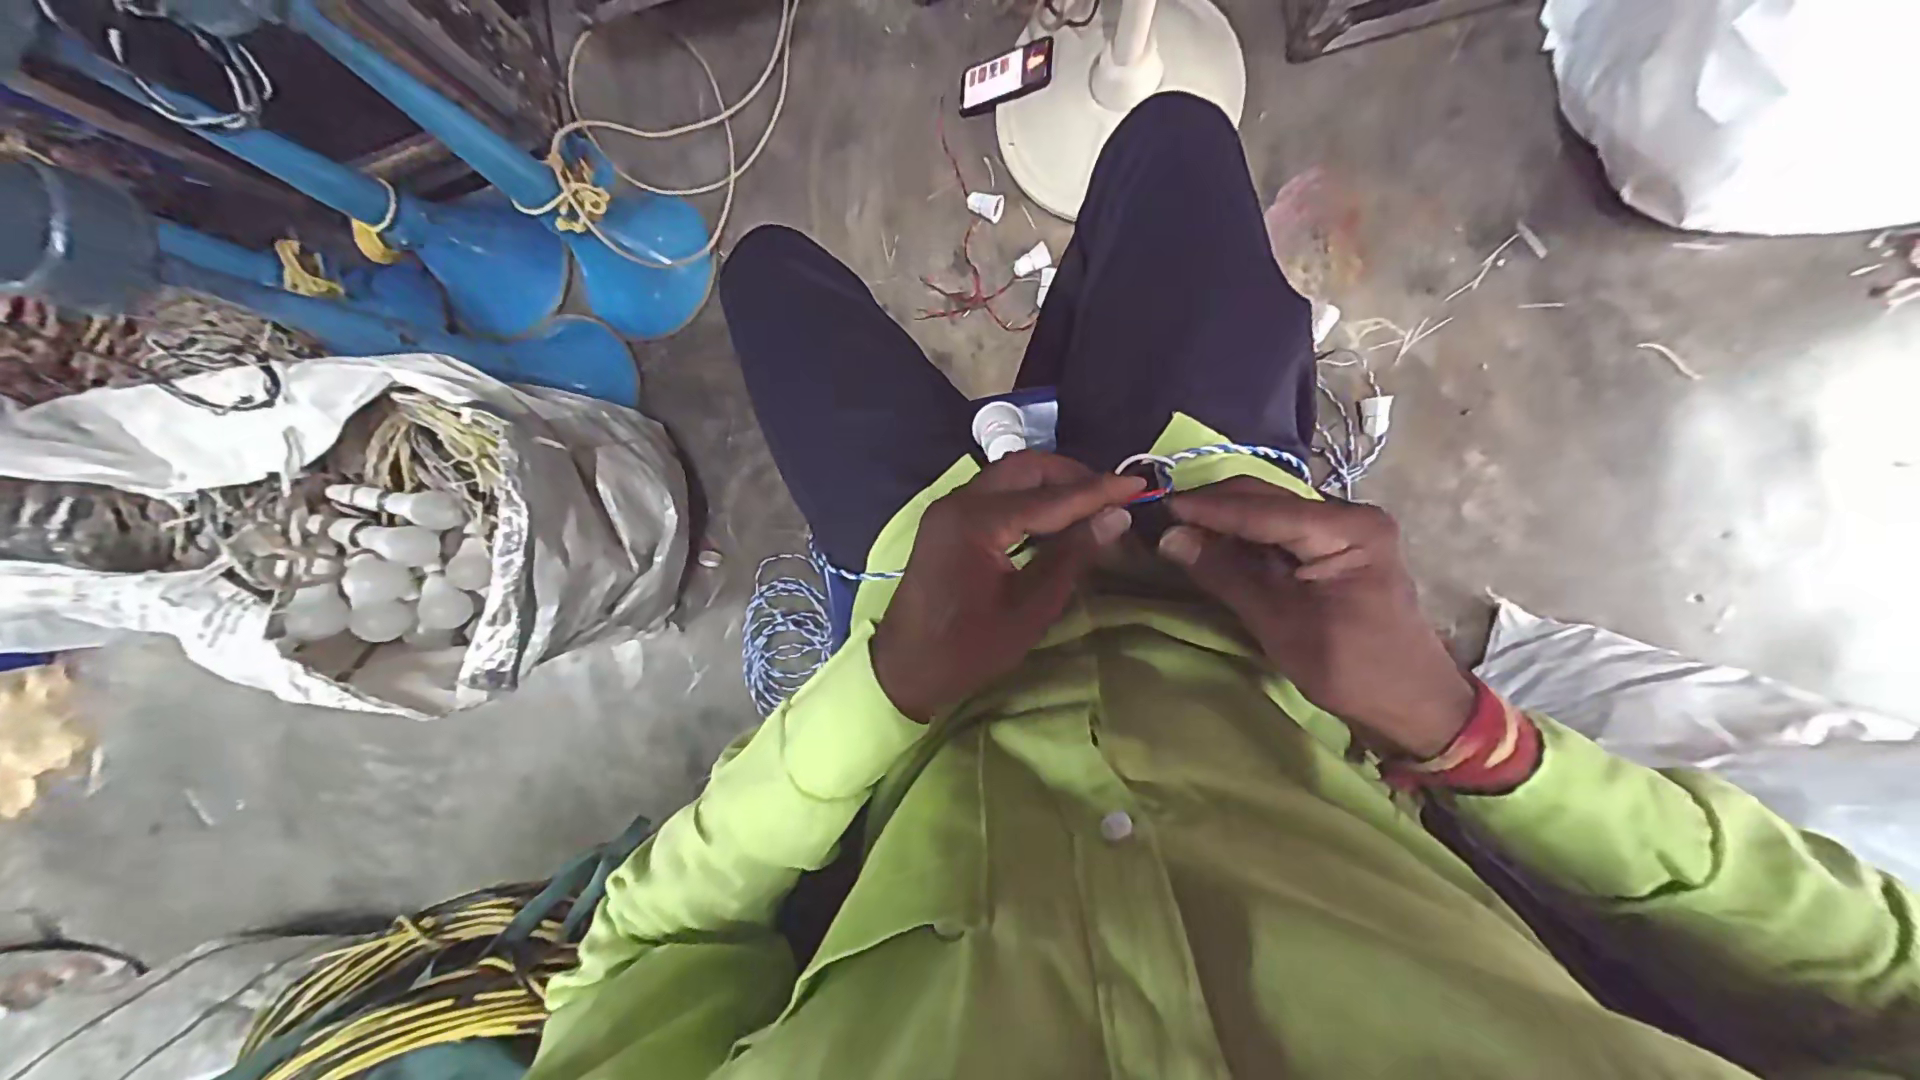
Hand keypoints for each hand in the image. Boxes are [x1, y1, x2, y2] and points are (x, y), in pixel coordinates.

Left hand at [871, 451, 1141, 722]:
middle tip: (1112, 496)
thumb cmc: (967, 649)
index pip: (1049, 497)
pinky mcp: (947, 522)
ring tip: (1090, 504)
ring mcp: (948, 509)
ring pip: (1008, 476)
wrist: (905, 669)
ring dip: (1049, 483)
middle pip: (1024, 468)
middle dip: (1072, 475)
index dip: (1097, 491)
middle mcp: (958, 502)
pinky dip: (1027, 497)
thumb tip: (1114, 517)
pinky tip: (1053, 516)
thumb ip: (1071, 556)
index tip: (1138, 485)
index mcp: (975, 521)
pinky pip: (994, 494)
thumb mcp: (1029, 608)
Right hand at [1156, 477, 1473, 757]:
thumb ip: (1225, 574)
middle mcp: (1349, 513)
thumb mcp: (1279, 624)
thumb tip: (1170, 537)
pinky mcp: (1334, 541)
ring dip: (1223, 518)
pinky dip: (1242, 532)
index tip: (1159, 508)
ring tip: (1179, 530)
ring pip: (1268, 507)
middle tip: (1162, 520)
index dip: (1206, 508)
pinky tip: (1214, 541)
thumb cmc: (1350, 669)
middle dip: (1211, 507)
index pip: (1261, 509)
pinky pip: (1277, 525)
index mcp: (1347, 530)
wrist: (1411, 700)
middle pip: (1264, 497)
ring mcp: (1344, 525)